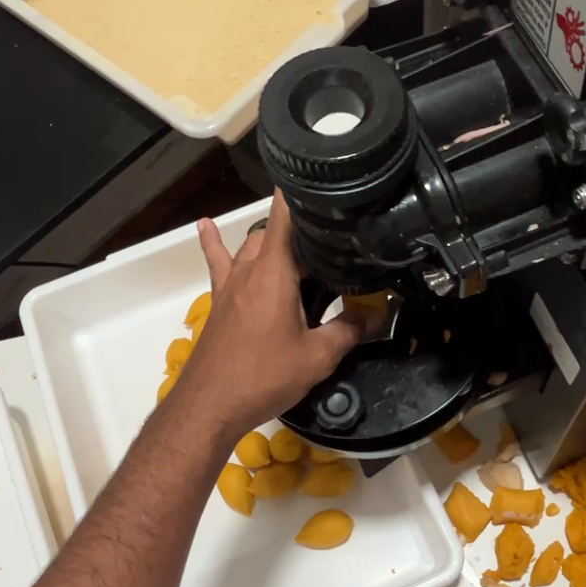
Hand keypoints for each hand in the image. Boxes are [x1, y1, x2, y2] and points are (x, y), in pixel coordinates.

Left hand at [173, 192, 365, 436]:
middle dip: (299, 228)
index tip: (324, 181)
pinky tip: (207, 225)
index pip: (286, 217)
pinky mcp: (220, 301)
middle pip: (272, 231)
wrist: (210, 405)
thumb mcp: (318, 357)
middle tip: (330, 238)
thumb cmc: (263, 376)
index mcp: (274, 272)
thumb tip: (379, 312)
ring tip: (298, 242)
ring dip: (271, 239)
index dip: (303, 195)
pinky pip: (220, 263)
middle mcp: (249, 269)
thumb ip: (350, 330)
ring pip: (250, 245)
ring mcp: (230, 284)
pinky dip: (216, 244)